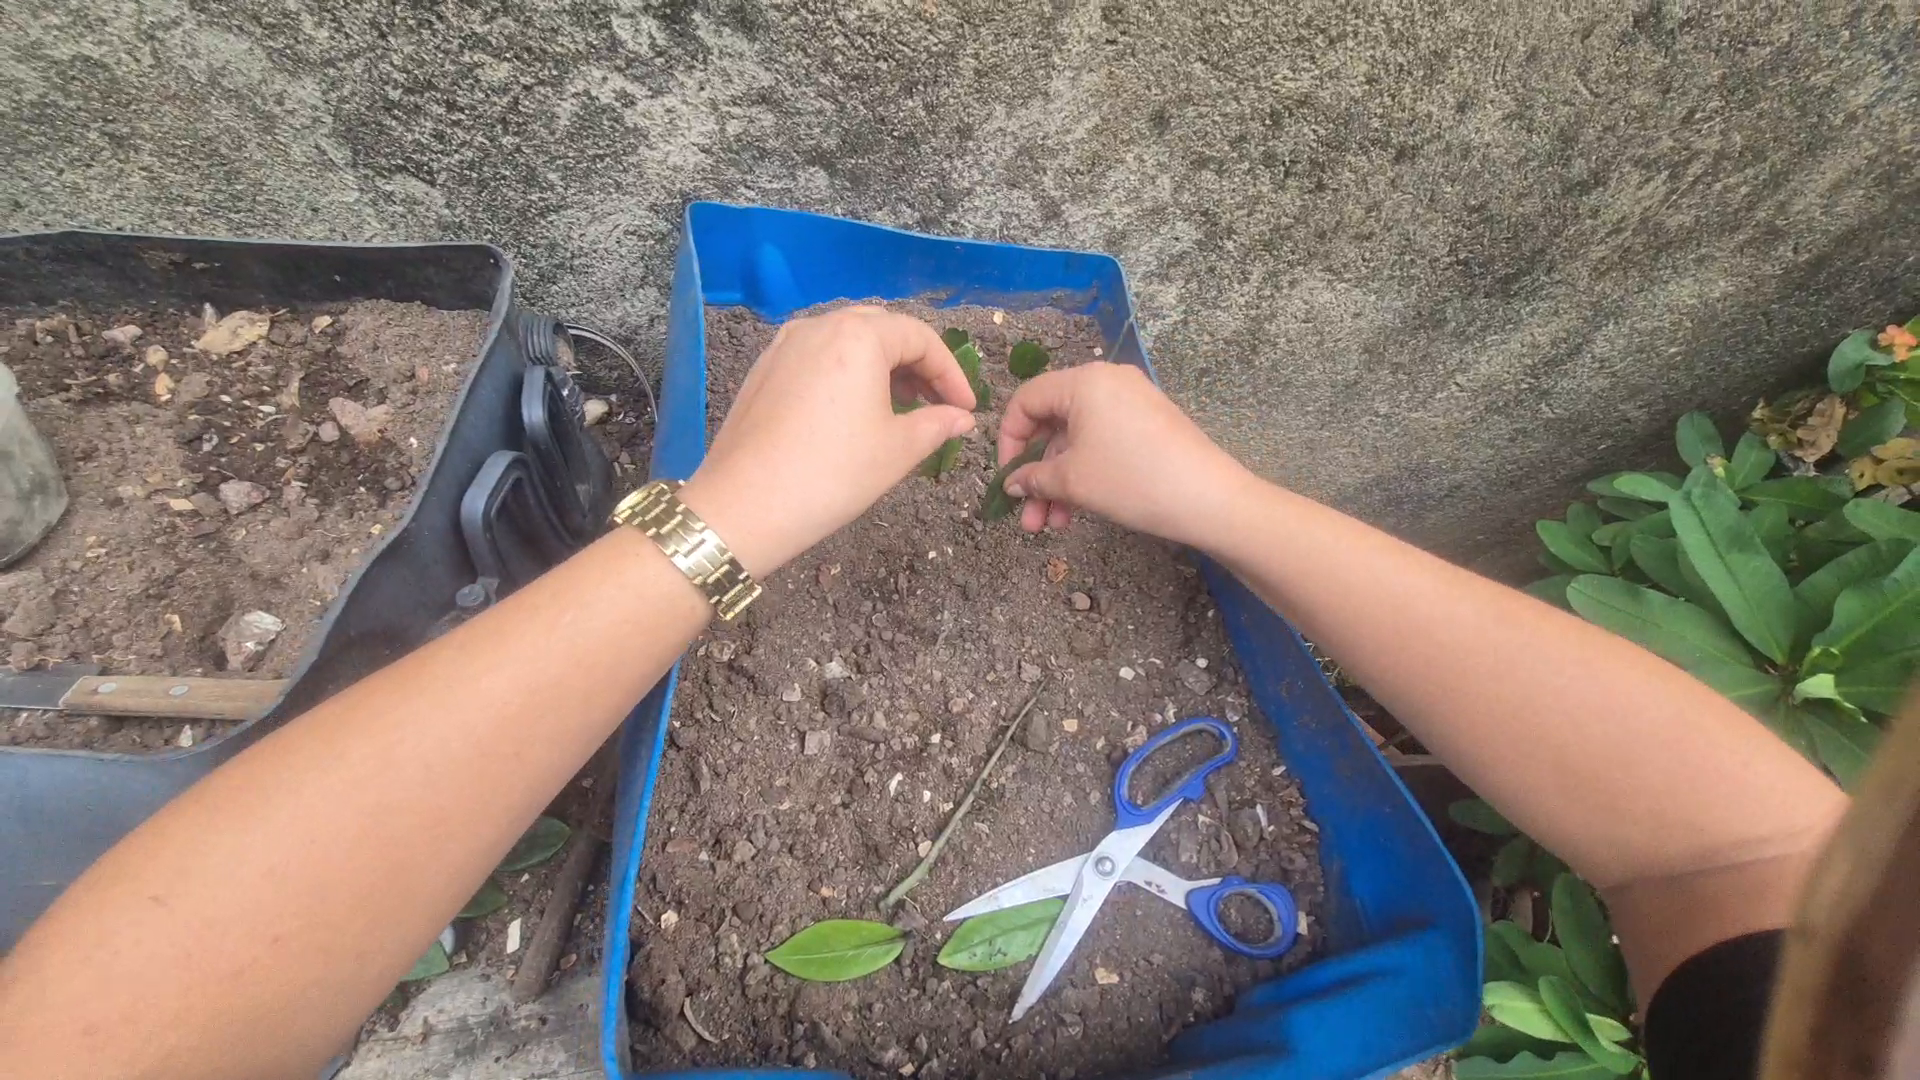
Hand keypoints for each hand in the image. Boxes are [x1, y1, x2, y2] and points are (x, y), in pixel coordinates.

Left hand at [677, 307, 975, 575]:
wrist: (745, 506)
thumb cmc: (833, 474)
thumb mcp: (897, 451)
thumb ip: (937, 424)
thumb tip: (961, 418)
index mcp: (857, 336)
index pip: (920, 337)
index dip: (951, 372)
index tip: (965, 407)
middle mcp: (819, 326)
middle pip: (883, 330)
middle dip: (917, 363)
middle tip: (936, 402)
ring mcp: (785, 345)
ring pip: (847, 340)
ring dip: (882, 367)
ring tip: (900, 408)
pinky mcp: (764, 369)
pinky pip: (818, 356)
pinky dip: (847, 373)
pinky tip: (854, 411)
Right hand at [997, 363, 1251, 545]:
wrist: (1209, 499)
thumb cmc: (1131, 479)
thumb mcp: (1072, 481)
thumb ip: (1033, 478)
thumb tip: (1012, 483)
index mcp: (1084, 382)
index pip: (1026, 400)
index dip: (1008, 440)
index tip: (1008, 478)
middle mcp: (1106, 383)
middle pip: (1051, 425)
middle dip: (1035, 474)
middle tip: (1026, 515)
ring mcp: (1130, 404)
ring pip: (1076, 442)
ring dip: (1057, 484)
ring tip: (1048, 527)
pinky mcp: (1147, 427)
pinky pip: (1101, 445)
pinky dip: (1084, 475)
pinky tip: (1075, 513)